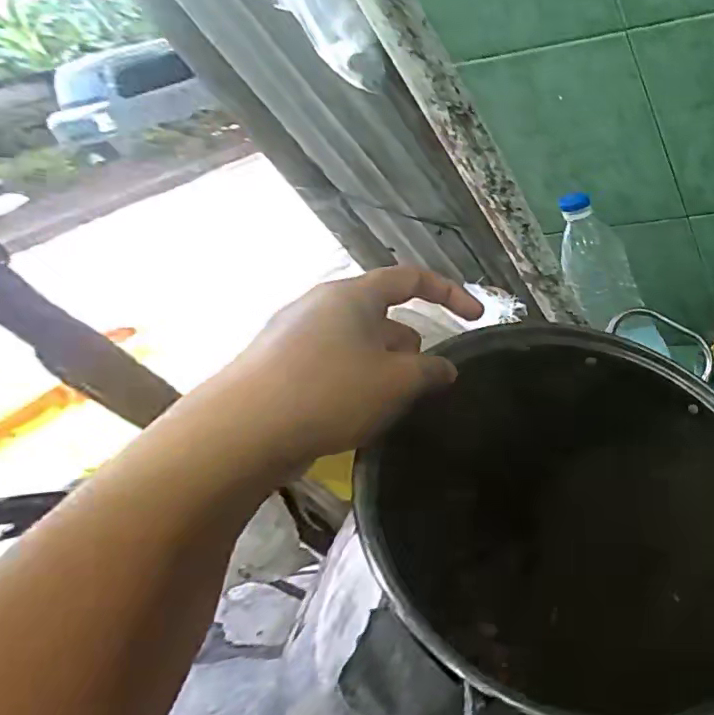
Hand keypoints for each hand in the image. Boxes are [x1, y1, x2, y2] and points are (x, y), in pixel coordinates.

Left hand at [192, 267, 482, 467]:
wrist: (237, 435)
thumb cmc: (329, 394)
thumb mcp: (399, 382)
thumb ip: (433, 370)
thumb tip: (444, 368)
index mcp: (351, 296)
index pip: (412, 279)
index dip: (451, 294)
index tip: (476, 318)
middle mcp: (320, 306)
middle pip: (385, 316)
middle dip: (411, 348)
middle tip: (421, 384)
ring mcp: (293, 336)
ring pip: (360, 345)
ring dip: (384, 369)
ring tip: (386, 407)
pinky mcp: (277, 366)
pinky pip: (334, 364)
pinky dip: (355, 382)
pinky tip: (353, 415)